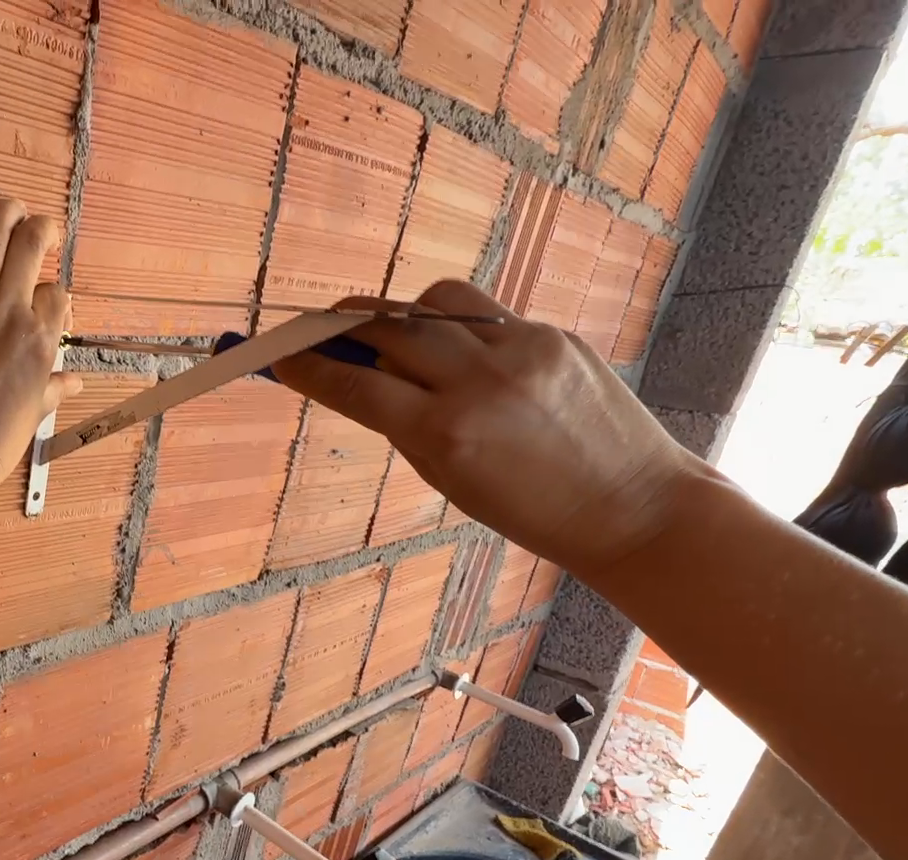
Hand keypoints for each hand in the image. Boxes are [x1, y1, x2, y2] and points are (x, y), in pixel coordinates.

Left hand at [0, 199, 82, 502]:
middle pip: (30, 249)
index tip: (46, 292)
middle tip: (38, 223)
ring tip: (6, 205)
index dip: (54, 287)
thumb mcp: (33, 415)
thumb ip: (52, 388)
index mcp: (41, 344)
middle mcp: (10, 319)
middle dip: (39, 227)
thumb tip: (72, 380)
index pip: (56, 293)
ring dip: (0, 215)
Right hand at [270, 280, 710, 573]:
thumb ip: (397, 420)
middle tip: (317, 327)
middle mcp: (479, 383)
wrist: (629, 503)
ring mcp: (522, 350)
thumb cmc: (521, 507)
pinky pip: (480, 311)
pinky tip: (450, 346)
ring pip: (433, 303)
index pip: (354, 387)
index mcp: (444, 434)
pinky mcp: (551, 334)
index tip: (279, 357)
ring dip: (398, 314)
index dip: (308, 368)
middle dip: (343, 324)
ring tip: (388, 333)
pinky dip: (448, 322)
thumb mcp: (442, 474)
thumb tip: (356, 375)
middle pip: (389, 328)